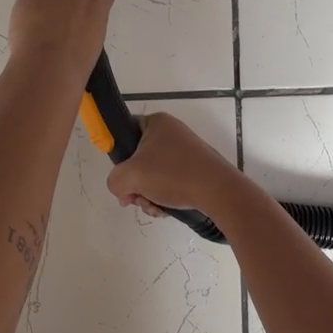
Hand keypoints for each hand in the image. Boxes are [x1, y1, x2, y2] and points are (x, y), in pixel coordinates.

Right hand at [106, 113, 248, 215]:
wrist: (217, 191)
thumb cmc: (172, 175)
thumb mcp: (130, 176)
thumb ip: (114, 181)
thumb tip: (124, 191)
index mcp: (156, 123)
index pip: (125, 133)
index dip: (118, 157)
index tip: (122, 177)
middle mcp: (172, 133)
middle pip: (138, 160)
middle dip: (135, 184)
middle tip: (137, 198)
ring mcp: (185, 151)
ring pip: (153, 175)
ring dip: (148, 194)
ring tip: (155, 206)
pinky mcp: (195, 169)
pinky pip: (169, 182)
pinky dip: (164, 196)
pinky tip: (166, 208)